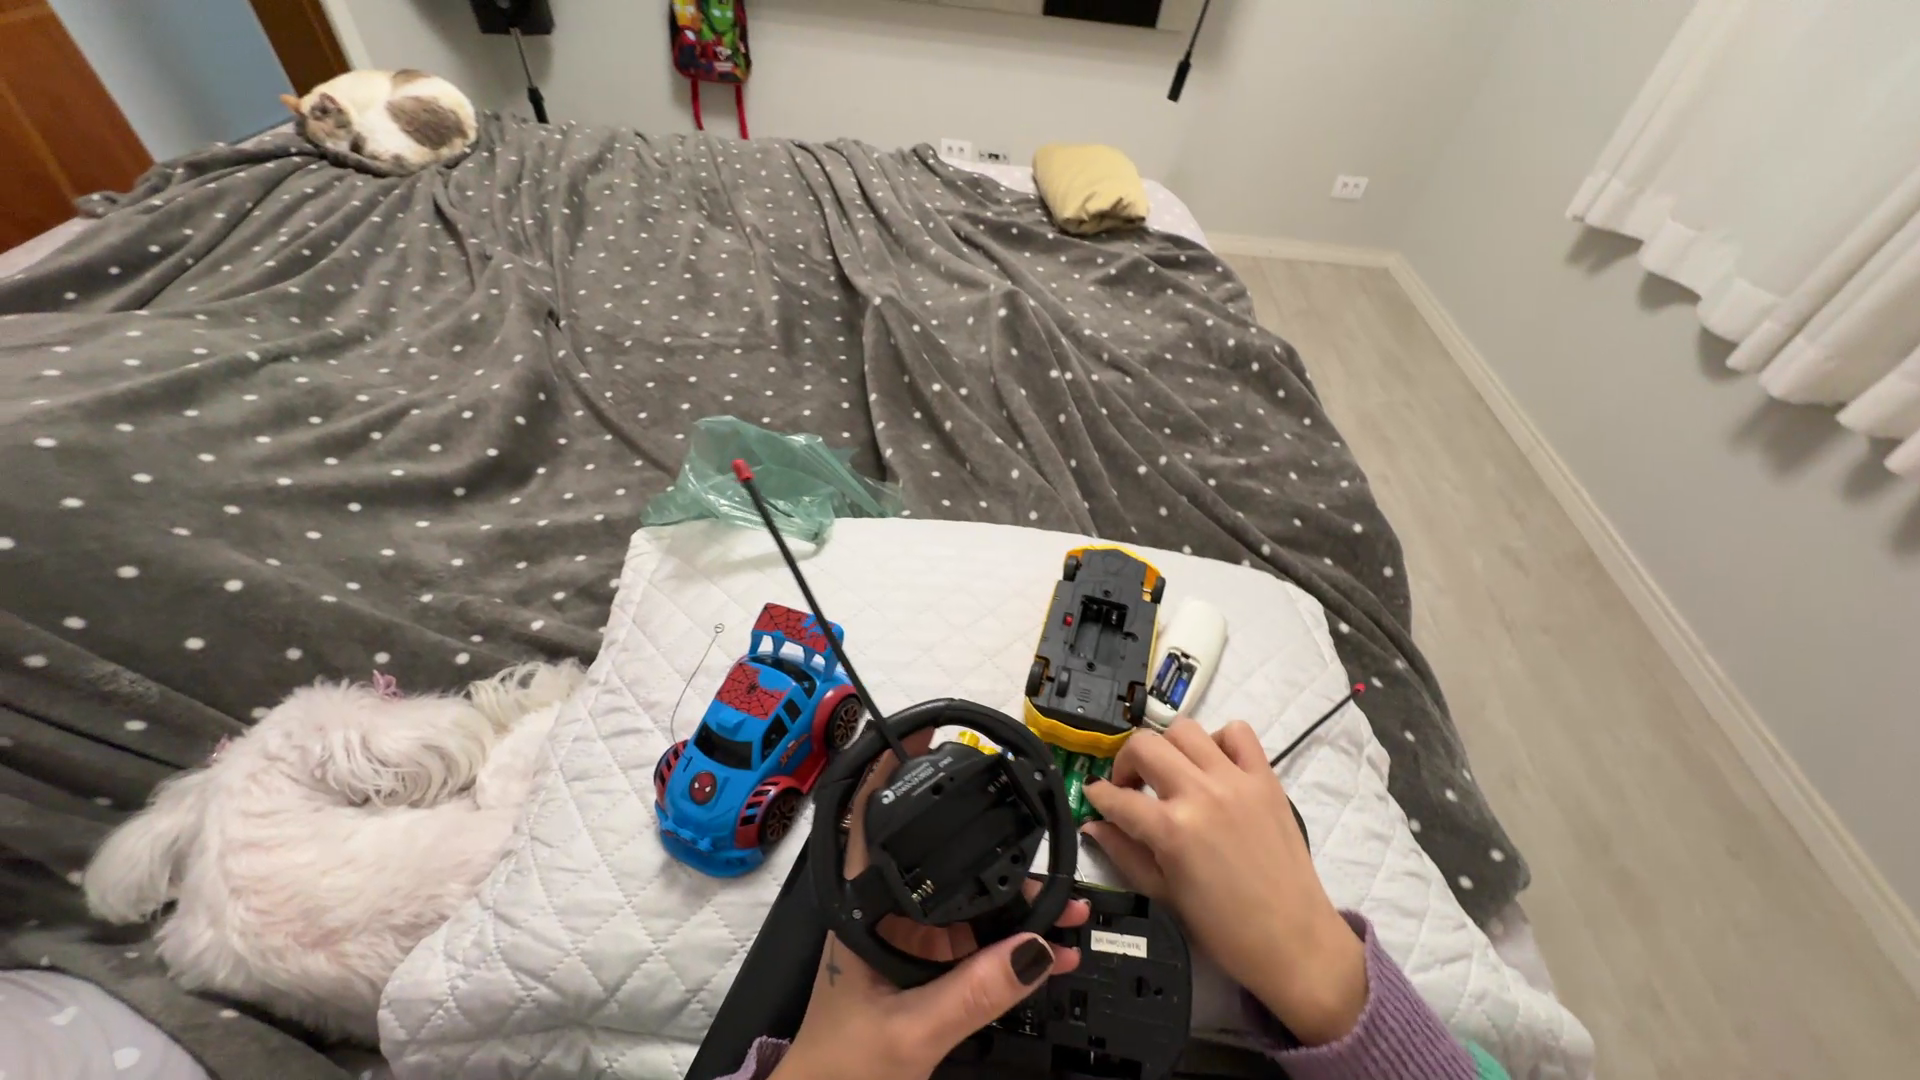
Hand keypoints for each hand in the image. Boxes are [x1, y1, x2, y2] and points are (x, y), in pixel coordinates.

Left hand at [774, 731, 1088, 1079]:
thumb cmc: (842, 1070)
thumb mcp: (912, 1031)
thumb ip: (972, 993)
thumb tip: (1035, 948)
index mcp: (866, 912)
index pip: (872, 825)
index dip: (891, 775)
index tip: (923, 736)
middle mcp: (889, 916)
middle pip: (943, 863)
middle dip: (996, 856)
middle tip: (1040, 843)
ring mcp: (913, 945)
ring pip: (970, 905)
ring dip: (1018, 908)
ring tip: (1067, 906)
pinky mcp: (931, 974)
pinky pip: (981, 949)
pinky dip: (1016, 949)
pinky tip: (1054, 952)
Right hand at [1081, 718, 1366, 1044]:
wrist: (1295, 942)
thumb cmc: (1223, 928)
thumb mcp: (1163, 894)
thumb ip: (1123, 852)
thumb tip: (1092, 824)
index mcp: (1171, 829)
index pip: (1116, 797)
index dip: (1097, 796)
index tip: (1095, 796)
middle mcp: (1200, 793)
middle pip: (1143, 746)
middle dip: (1125, 763)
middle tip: (1130, 786)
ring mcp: (1235, 780)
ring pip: (1185, 730)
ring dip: (1167, 748)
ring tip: (1171, 774)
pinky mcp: (1266, 778)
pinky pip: (1238, 733)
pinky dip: (1219, 741)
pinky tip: (1213, 766)